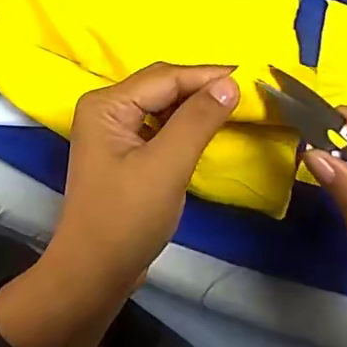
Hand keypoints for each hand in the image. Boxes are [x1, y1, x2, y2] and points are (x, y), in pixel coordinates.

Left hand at [0, 63, 238, 346]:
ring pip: (160, 104)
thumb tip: (229, 83)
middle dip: (202, 86)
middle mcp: (104, 108)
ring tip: (236, 104)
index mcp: (105, 104)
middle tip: (249, 90)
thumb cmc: (127, 218)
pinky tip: (208, 126)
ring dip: (195, 104)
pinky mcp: (122, 151)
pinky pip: (158, 125)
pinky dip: (184, 123)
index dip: (208, 75)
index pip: (164, 77)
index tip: (252, 76)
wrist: (94, 270)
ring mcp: (112, 130)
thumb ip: (197, 121)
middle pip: (161, 86)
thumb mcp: (166, 167)